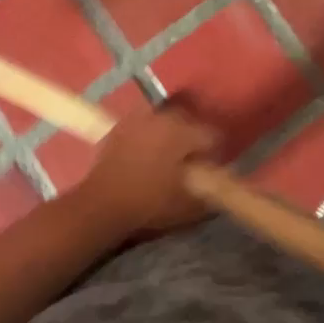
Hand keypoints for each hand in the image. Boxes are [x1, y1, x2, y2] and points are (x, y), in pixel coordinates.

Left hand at [75, 109, 219, 233]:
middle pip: (188, 122)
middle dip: (193, 139)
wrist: (102, 205)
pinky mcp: (119, 126)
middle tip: (190, 163)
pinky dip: (149, 136)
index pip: (212, 135)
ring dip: (170, 135)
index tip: (211, 170)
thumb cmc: (151, 205)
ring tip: (167, 158)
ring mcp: (138, 118)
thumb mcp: (191, 205)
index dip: (215, 154)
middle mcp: (162, 116)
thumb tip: (221, 176)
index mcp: (183, 131)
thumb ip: (213, 187)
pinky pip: (143, 126)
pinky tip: (145, 155)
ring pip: (164, 121)